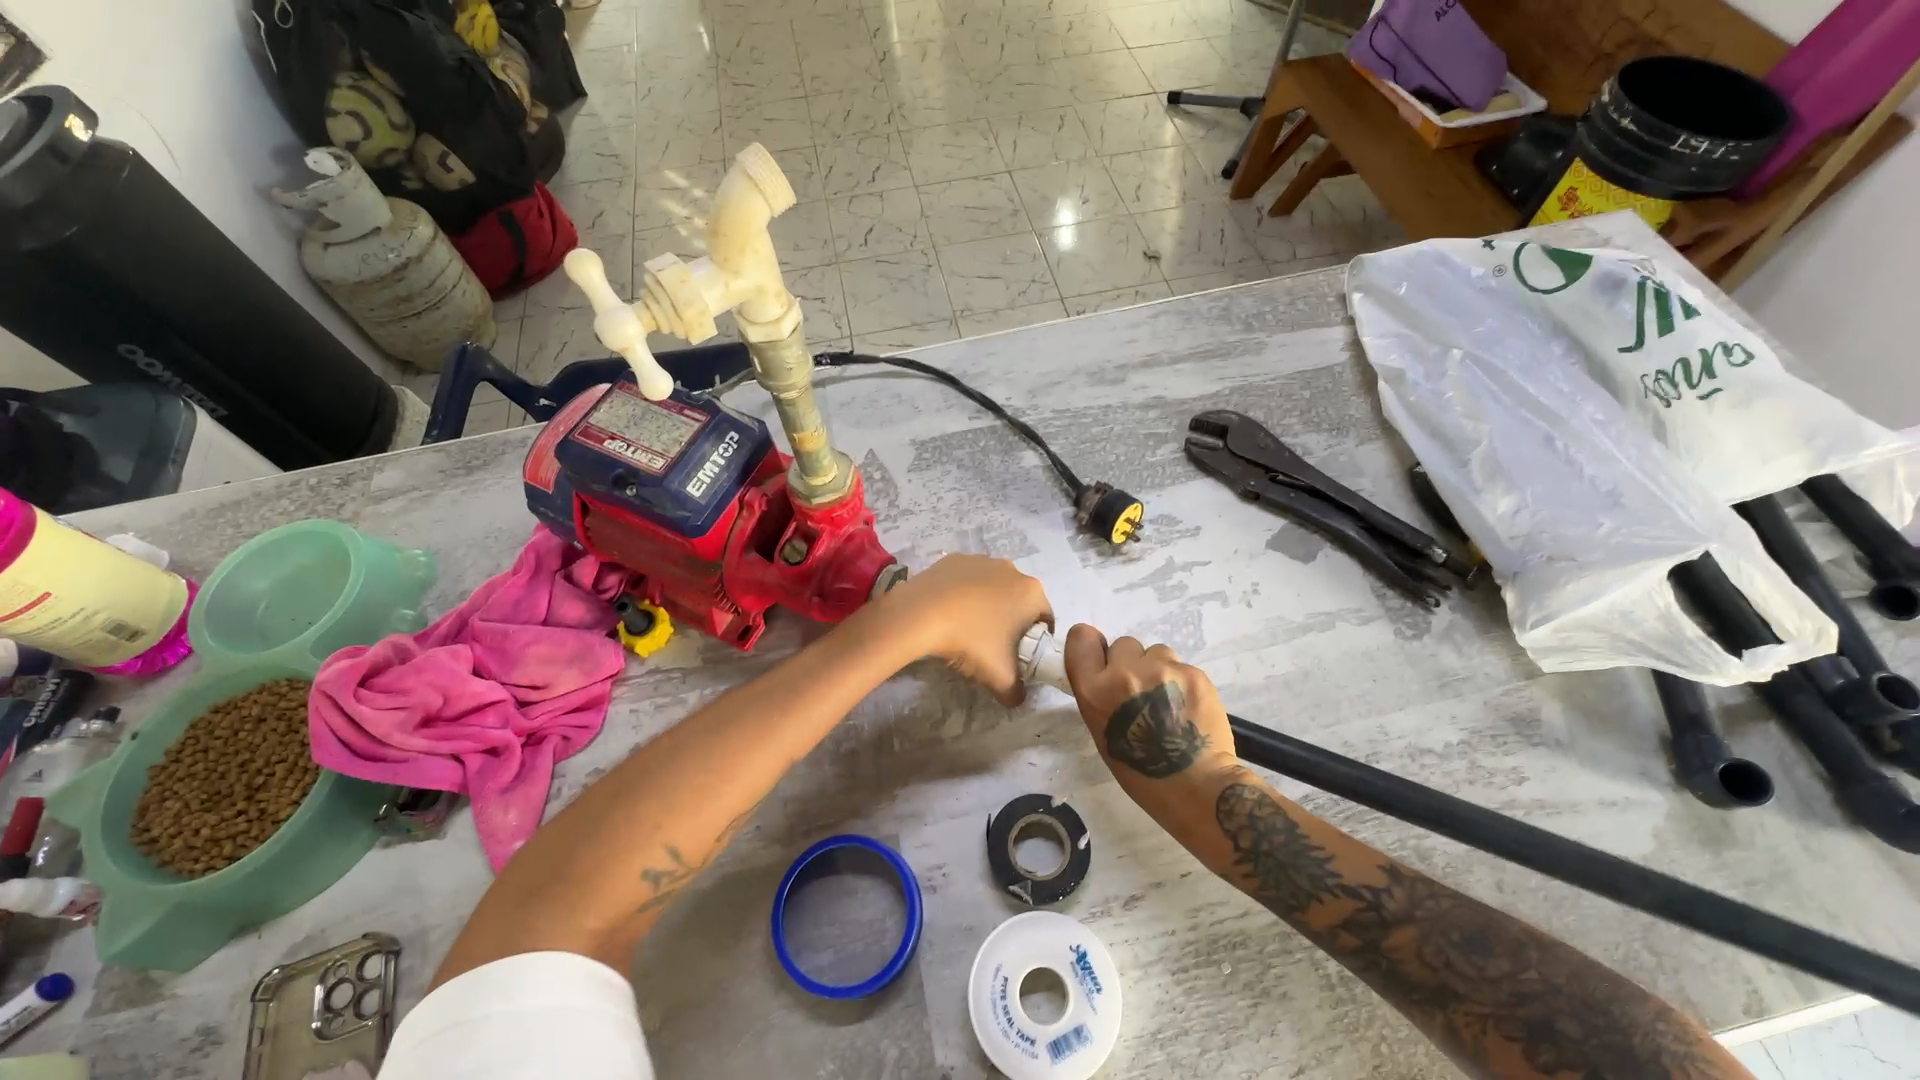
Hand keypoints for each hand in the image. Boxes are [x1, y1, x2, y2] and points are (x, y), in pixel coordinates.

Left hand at [877, 555, 1051, 705]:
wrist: (920, 615)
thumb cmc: (970, 642)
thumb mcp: (1000, 678)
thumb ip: (1017, 692)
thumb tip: (1016, 697)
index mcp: (1032, 593)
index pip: (1045, 620)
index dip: (1036, 642)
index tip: (1019, 657)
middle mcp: (1012, 569)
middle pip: (1019, 602)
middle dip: (1011, 622)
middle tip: (993, 647)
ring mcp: (981, 560)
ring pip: (993, 589)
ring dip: (987, 606)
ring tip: (966, 629)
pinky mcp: (954, 559)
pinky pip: (966, 581)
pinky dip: (963, 594)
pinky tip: (948, 612)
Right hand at [1062, 625, 1238, 810]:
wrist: (1195, 785)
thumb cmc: (1141, 773)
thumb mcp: (1102, 734)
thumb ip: (1102, 697)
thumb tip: (1112, 678)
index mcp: (1094, 691)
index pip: (1082, 638)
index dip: (1093, 644)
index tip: (1103, 659)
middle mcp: (1124, 674)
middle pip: (1124, 644)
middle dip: (1132, 663)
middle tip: (1144, 693)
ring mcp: (1161, 670)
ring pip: (1157, 652)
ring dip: (1160, 670)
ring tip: (1170, 702)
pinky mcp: (1193, 673)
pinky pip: (1182, 667)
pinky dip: (1184, 683)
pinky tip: (1189, 709)